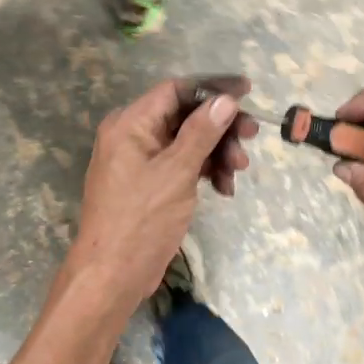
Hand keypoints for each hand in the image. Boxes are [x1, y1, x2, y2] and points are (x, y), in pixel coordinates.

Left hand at [65, 77, 259, 302]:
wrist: (112, 274)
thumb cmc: (142, 219)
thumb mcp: (177, 172)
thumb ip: (202, 132)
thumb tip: (225, 99)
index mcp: (129, 123)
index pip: (176, 90)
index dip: (213, 89)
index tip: (247, 92)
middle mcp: (132, 135)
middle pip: (184, 116)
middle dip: (219, 127)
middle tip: (251, 138)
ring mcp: (140, 161)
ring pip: (186, 142)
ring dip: (216, 152)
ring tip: (237, 172)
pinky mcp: (149, 184)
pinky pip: (181, 165)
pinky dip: (204, 171)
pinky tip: (224, 189)